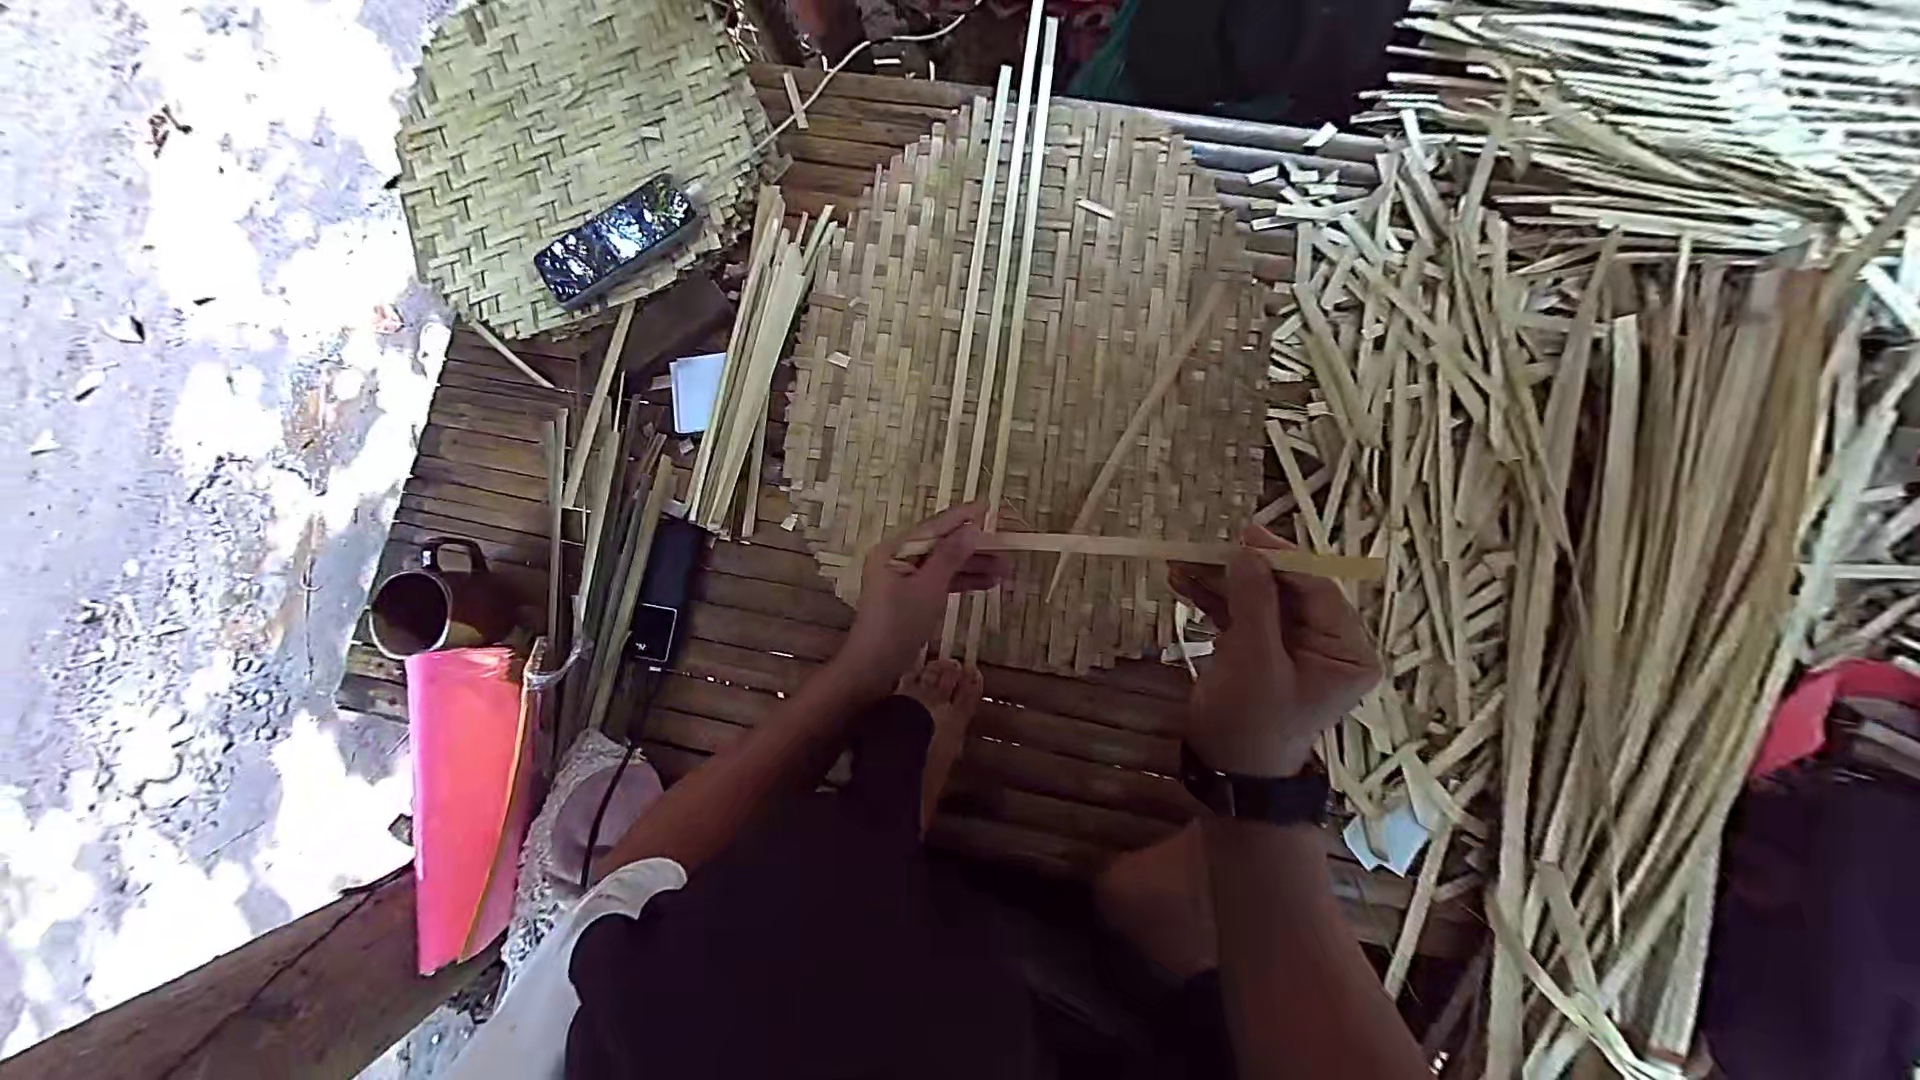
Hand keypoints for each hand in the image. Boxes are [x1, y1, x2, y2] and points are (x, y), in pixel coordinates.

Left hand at [838, 501, 1009, 691]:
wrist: (875, 666)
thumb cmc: (899, 624)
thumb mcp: (929, 588)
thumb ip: (950, 557)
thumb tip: (970, 529)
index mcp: (894, 550)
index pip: (934, 527)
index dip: (962, 516)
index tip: (988, 505)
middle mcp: (897, 558)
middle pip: (940, 544)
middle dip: (973, 546)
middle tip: (1005, 544)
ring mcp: (904, 578)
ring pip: (943, 564)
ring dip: (972, 565)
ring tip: (1005, 568)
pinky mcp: (911, 596)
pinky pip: (940, 581)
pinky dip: (961, 581)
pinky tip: (987, 582)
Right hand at [1169, 525, 1378, 776]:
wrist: (1225, 769)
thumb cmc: (1250, 723)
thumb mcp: (1254, 662)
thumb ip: (1254, 604)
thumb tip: (1245, 551)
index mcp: (1346, 651)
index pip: (1318, 590)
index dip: (1282, 559)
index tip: (1245, 535)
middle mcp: (1324, 642)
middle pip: (1284, 589)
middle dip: (1242, 569)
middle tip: (1204, 548)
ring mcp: (1289, 644)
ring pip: (1256, 597)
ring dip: (1219, 581)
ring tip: (1182, 562)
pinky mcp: (1258, 648)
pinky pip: (1238, 613)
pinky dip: (1212, 598)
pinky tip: (1182, 582)